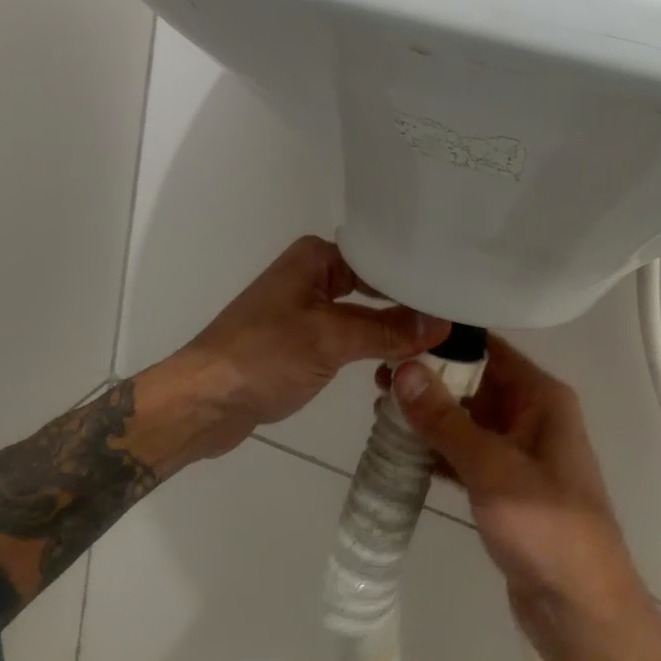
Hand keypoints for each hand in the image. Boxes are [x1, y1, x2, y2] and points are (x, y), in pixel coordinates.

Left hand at [153, 236, 449, 465]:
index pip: (381, 258)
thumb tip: (442, 324)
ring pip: (363, 315)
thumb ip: (387, 331)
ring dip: (392, 331)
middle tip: (457, 320)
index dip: (417, 277)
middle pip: (374, 285)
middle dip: (409, 306)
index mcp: (316, 259)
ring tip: (440, 345)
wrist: (203, 402)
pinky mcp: (301, 343)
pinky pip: (347, 338)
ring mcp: (305, 310)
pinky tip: (399, 366)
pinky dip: (371, 349)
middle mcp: (312, 276)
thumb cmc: (263, 357)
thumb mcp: (331, 340)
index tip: (456, 293)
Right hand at [387, 339, 660, 660]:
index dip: (448, 340)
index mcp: (542, 398)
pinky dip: (438, 451)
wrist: (579, 606)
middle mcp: (533, 416)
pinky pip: (466, 456)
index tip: (401, 334)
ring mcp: (519, 454)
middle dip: (430, 381)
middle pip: (475, 384)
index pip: (491, 350)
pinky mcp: (505, 487)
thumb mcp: (491, 466)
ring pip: (467, 421)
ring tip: (380, 409)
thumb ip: (445, 419)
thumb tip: (403, 369)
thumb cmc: (544, 523)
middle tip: (378, 377)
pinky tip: (401, 450)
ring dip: (429, 417)